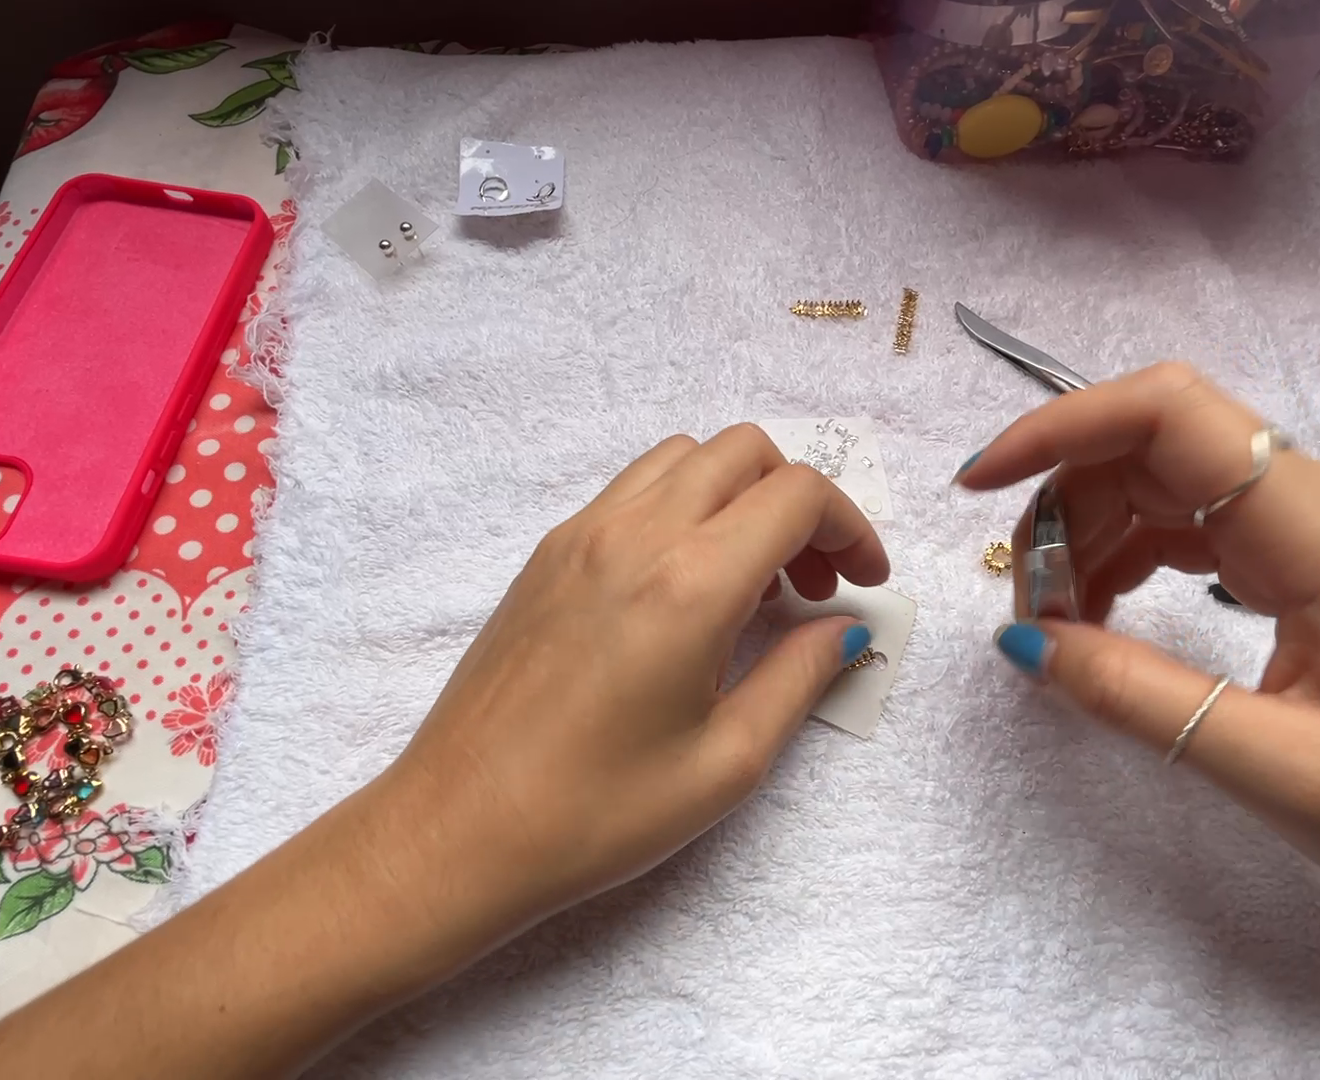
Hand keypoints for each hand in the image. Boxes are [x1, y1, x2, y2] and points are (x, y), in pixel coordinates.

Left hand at [374, 425, 889, 948]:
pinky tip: (682, 584)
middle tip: (810, 582)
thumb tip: (844, 627)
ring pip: (684, 457)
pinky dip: (684, 506)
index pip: (795, 494)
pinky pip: (634, 488)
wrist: (456, 827)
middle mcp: (634, 532)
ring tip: (748, 580)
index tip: (863, 581)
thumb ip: (800, 676)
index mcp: (689, 582)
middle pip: (743, 451)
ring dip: (738, 495)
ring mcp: (581, 531)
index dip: (849, 526)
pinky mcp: (547, 549)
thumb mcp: (726, 761)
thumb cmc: (596, 813)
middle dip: (798, 501)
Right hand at [957, 364, 1319, 960]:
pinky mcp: (1291, 543)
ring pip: (1147, 480)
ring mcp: (1307, 515)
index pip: (1171, 416)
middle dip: (1059, 512)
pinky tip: (1094, 613)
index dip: (1059, 427)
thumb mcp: (1278, 772)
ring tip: (1056, 623)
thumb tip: (1020, 640)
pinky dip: (1112, 556)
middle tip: (1028, 609)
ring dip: (1079, 539)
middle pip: (1144, 448)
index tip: (978, 484)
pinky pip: (1172, 517)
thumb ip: (1137, 697)